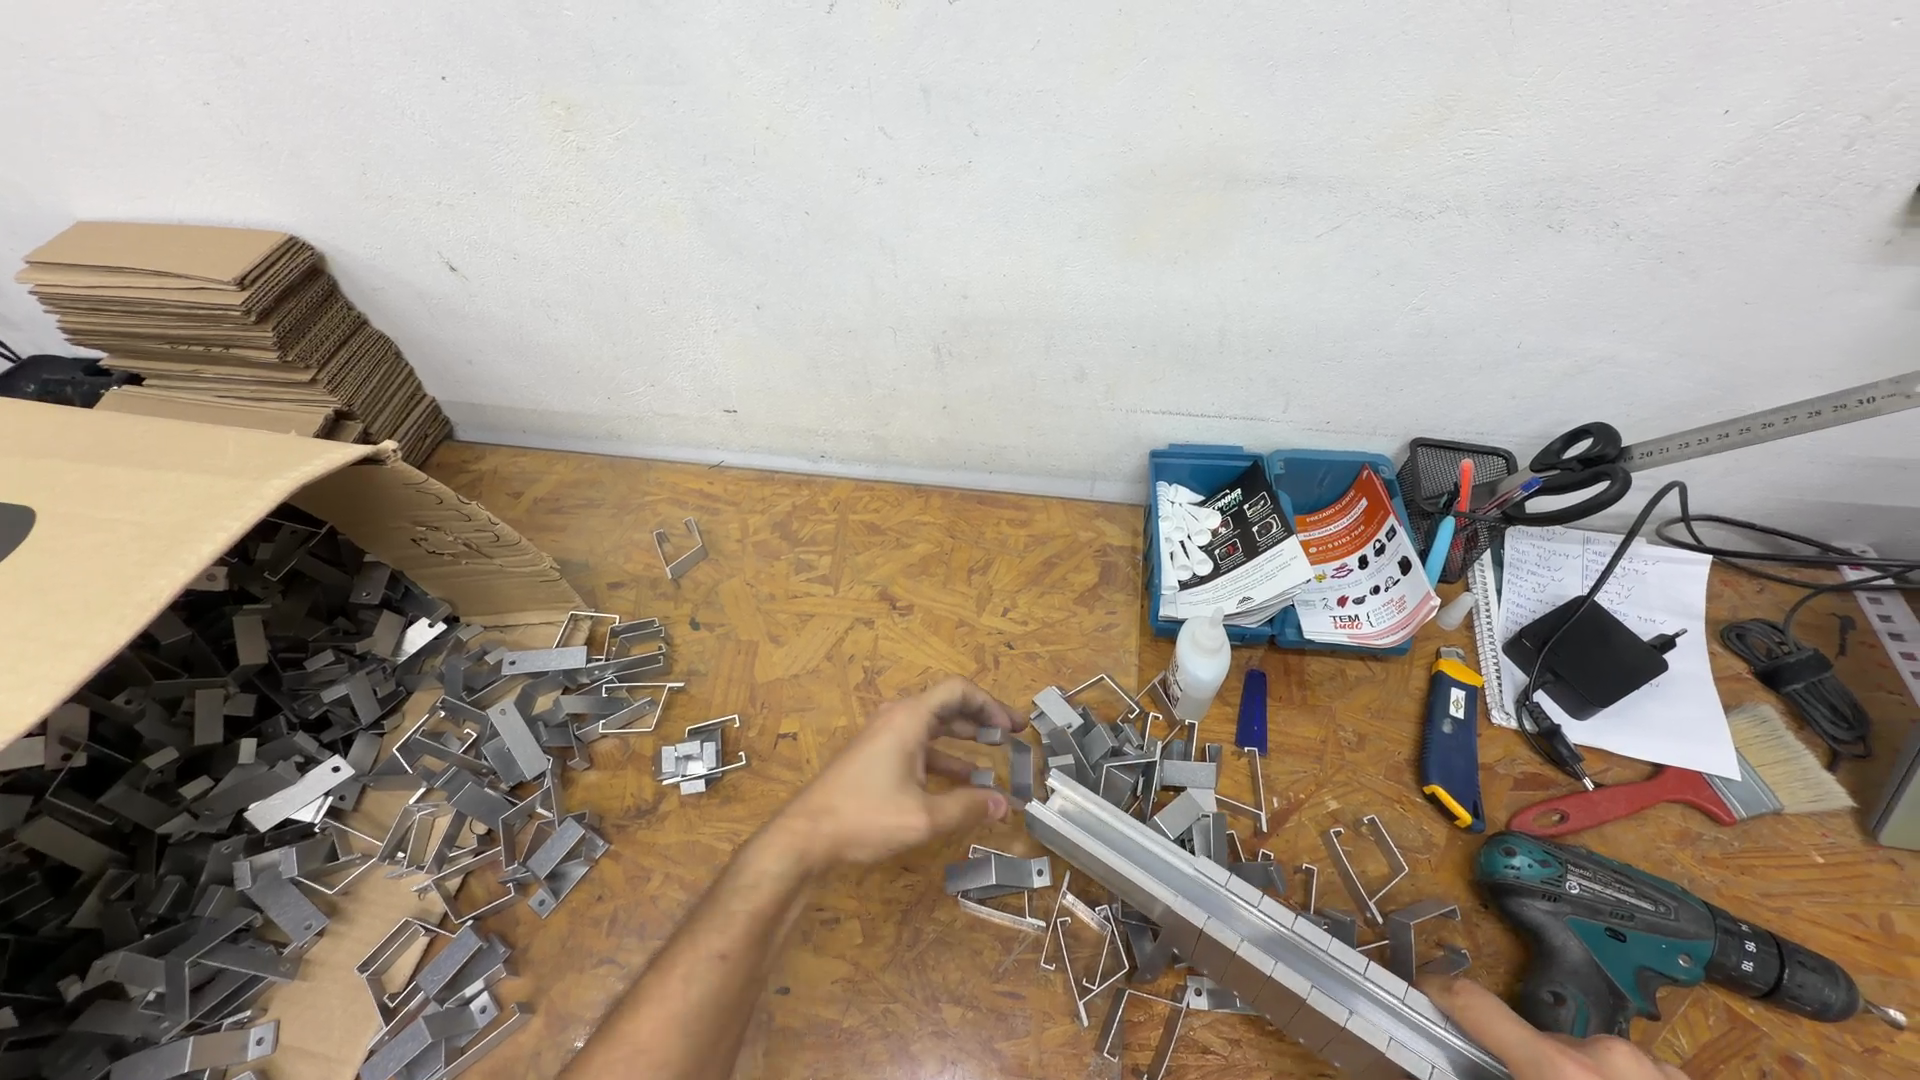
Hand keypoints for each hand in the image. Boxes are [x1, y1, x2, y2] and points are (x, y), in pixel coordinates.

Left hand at [770, 677, 1027, 871]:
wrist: (806, 835)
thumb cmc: (864, 817)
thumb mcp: (924, 816)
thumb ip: (968, 807)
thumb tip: (1003, 805)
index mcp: (909, 718)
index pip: (958, 690)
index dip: (991, 703)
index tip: (1013, 726)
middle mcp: (897, 718)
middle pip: (947, 705)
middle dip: (982, 718)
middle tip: (1011, 736)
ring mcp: (884, 736)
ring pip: (933, 727)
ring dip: (964, 739)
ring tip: (994, 757)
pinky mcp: (876, 756)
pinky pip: (919, 745)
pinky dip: (943, 757)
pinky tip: (961, 782)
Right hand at [1418, 976, 1690, 1079]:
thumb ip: (1497, 1077)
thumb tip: (1475, 1069)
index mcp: (1556, 1068)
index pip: (1473, 1003)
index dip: (1438, 991)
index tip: (1421, 993)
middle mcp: (1602, 1053)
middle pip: (1539, 1041)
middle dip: (1527, 1068)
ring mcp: (1654, 1066)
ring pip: (1590, 1060)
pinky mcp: (1684, 1079)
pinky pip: (1636, 1075)